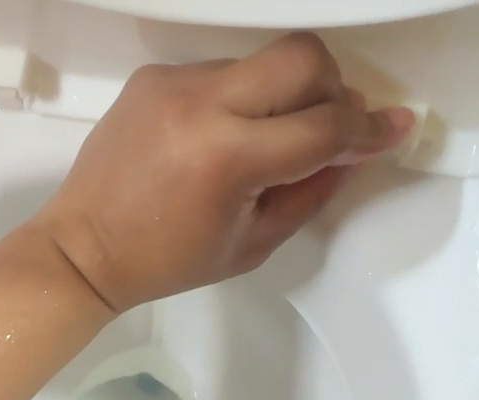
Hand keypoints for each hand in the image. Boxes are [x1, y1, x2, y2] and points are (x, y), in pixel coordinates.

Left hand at [35, 33, 412, 313]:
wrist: (84, 250)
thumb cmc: (166, 263)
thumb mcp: (249, 245)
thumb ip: (309, 193)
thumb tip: (355, 152)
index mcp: (226, 159)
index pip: (322, 128)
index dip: (367, 131)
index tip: (394, 129)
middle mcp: (201, 104)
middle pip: (302, 58)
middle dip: (333, 89)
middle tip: (330, 127)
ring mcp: (173, 83)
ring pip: (261, 61)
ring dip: (282, 94)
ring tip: (266, 141)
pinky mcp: (152, 76)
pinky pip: (220, 70)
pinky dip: (238, 97)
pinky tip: (220, 136)